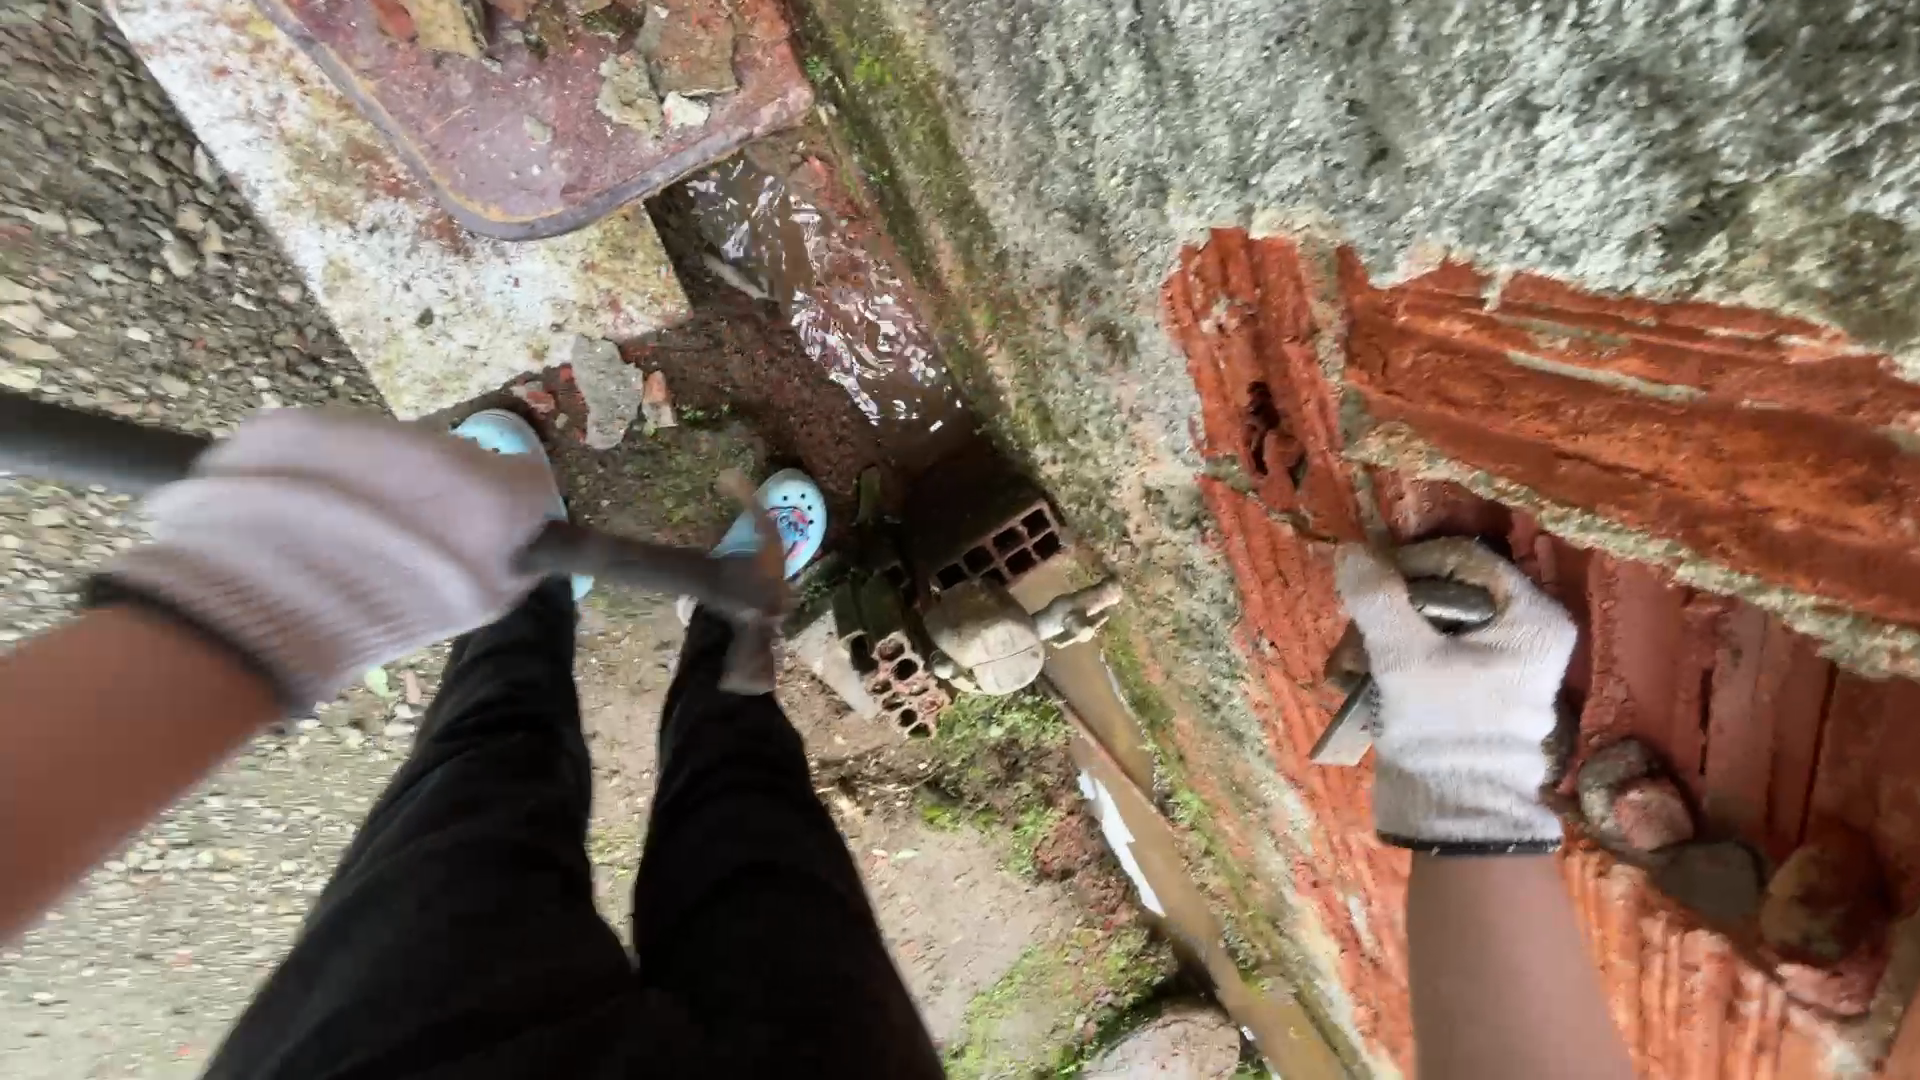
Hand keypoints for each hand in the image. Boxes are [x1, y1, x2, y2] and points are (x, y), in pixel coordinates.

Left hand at [92, 408, 559, 705]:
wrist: (260, 606)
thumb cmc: (392, 612)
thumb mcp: (484, 602)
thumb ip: (517, 559)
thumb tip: (522, 537)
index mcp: (495, 493)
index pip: (530, 479)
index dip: (514, 504)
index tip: (491, 529)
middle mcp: (444, 448)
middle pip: (462, 460)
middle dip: (447, 489)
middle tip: (414, 535)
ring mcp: (371, 428)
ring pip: (395, 448)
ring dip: (386, 476)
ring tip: (349, 527)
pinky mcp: (301, 420)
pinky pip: (327, 439)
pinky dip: (323, 467)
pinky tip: (304, 510)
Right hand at [1334, 538, 1574, 852]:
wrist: (1455, 810)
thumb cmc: (1443, 726)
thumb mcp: (1404, 656)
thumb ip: (1377, 599)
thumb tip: (1351, 550)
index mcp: (1531, 616)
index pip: (1459, 558)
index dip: (1405, 566)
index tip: (1363, 590)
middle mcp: (1522, 631)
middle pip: (1437, 590)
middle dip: (1383, 613)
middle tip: (1350, 636)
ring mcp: (1496, 661)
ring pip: (1422, 622)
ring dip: (1375, 640)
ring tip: (1348, 670)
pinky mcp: (1470, 686)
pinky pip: (1424, 651)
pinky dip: (1388, 662)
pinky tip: (1359, 682)